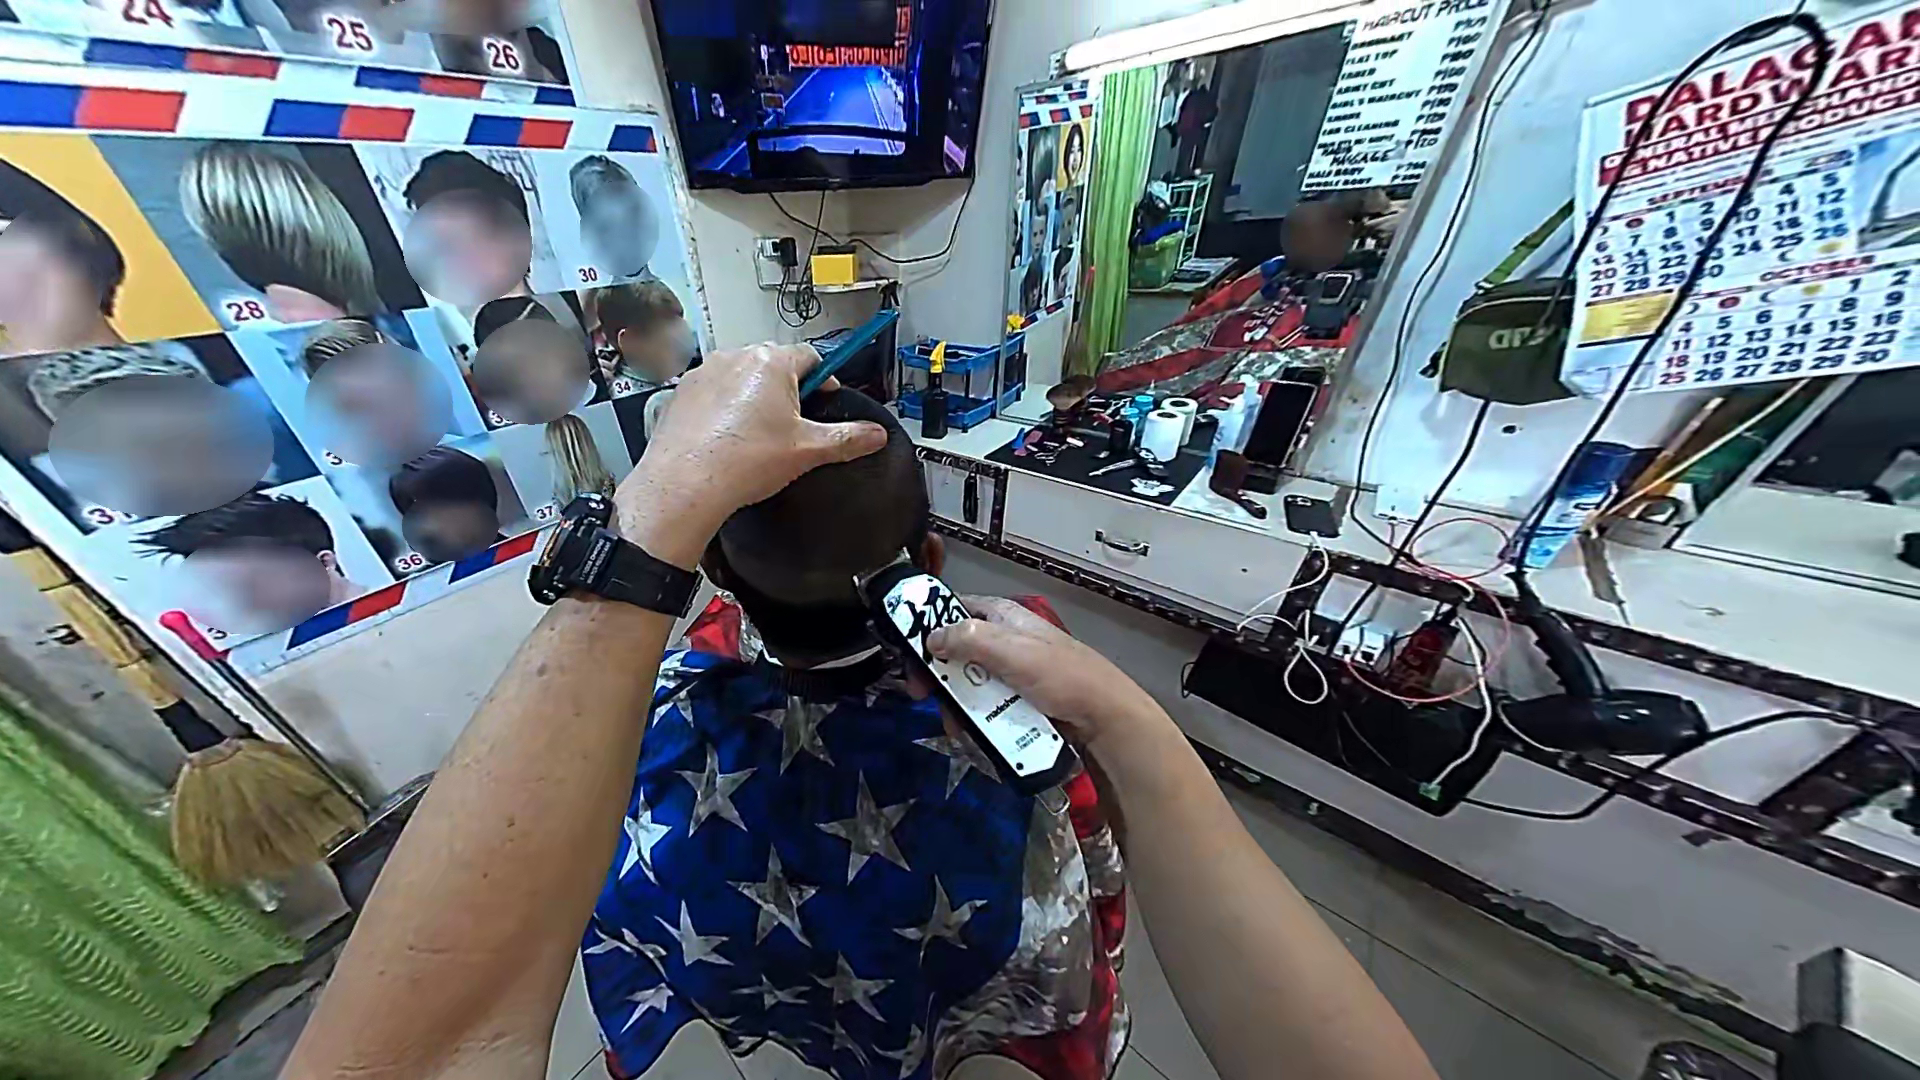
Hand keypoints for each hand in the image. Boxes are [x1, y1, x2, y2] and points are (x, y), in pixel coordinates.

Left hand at [615, 343, 886, 567]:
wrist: (685, 483)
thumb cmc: (744, 460)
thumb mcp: (809, 450)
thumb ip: (849, 438)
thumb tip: (875, 434)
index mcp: (771, 363)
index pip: (811, 356)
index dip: (825, 378)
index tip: (828, 398)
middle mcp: (735, 358)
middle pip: (776, 363)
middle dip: (791, 387)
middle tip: (798, 423)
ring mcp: (705, 373)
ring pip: (744, 377)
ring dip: (758, 396)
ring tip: (763, 435)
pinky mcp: (683, 394)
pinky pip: (716, 392)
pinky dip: (729, 408)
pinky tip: (733, 439)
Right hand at [926, 596, 1172, 756]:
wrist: (1104, 716)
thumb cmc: (1060, 676)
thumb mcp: (1012, 652)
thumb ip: (969, 640)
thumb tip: (930, 638)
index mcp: (1003, 617)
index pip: (955, 609)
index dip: (929, 625)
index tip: (910, 652)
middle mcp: (1004, 639)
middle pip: (956, 650)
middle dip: (939, 674)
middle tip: (923, 696)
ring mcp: (1011, 670)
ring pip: (968, 681)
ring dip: (955, 701)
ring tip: (954, 725)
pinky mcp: (1018, 698)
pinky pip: (985, 703)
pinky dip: (974, 716)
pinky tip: (971, 732)